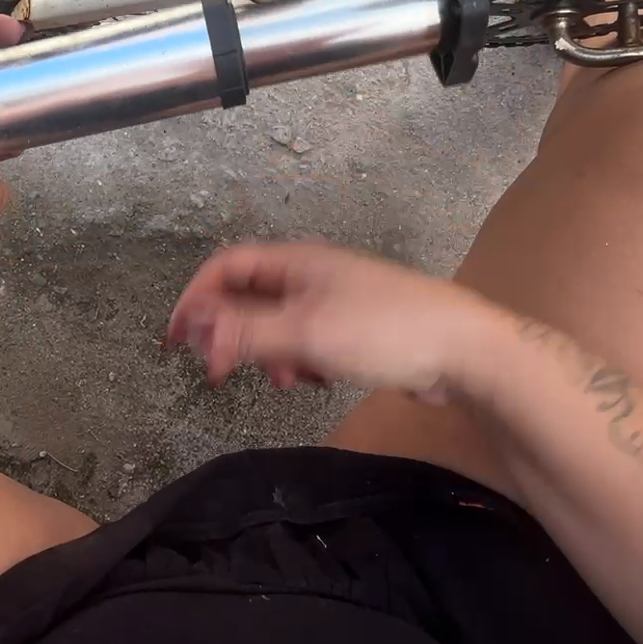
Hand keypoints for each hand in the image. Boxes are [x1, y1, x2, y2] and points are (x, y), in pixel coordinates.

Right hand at [166, 243, 521, 401]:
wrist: (465, 351)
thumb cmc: (383, 331)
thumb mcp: (305, 332)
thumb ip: (245, 331)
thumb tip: (194, 328)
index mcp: (294, 261)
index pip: (225, 267)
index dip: (194, 298)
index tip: (176, 337)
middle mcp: (308, 274)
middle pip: (247, 296)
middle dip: (228, 332)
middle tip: (217, 369)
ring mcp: (331, 300)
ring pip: (274, 322)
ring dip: (264, 352)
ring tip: (276, 381)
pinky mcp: (350, 327)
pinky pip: (303, 340)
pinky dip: (295, 360)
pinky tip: (308, 381)